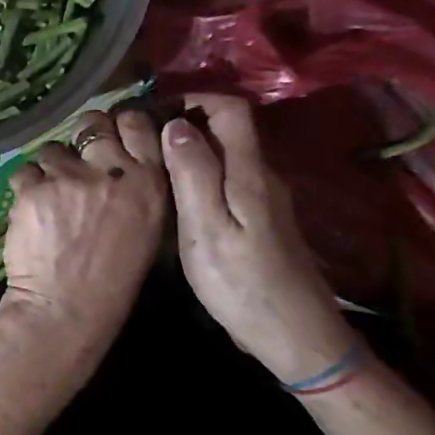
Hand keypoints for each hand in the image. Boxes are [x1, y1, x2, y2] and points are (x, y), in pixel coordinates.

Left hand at [0, 109, 169, 357]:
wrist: (66, 307)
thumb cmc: (114, 277)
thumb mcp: (148, 227)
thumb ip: (140, 185)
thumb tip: (125, 154)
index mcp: (150, 182)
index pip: (137, 122)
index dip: (120, 122)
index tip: (110, 133)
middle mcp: (112, 172)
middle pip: (93, 123)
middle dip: (83, 133)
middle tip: (76, 157)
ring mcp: (70, 179)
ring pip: (53, 148)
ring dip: (50, 166)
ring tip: (51, 194)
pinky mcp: (33, 190)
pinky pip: (24, 171)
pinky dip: (24, 186)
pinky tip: (31, 209)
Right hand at [161, 93, 353, 378]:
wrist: (295, 335)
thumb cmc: (241, 283)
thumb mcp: (205, 228)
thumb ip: (192, 173)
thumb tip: (176, 124)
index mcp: (249, 173)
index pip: (231, 109)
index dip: (193, 98)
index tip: (152, 109)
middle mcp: (263, 176)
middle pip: (229, 128)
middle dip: (185, 121)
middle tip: (139, 138)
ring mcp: (266, 199)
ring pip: (227, 153)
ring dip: (190, 148)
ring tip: (148, 163)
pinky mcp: (261, 220)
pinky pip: (228, 178)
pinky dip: (199, 171)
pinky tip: (174, 194)